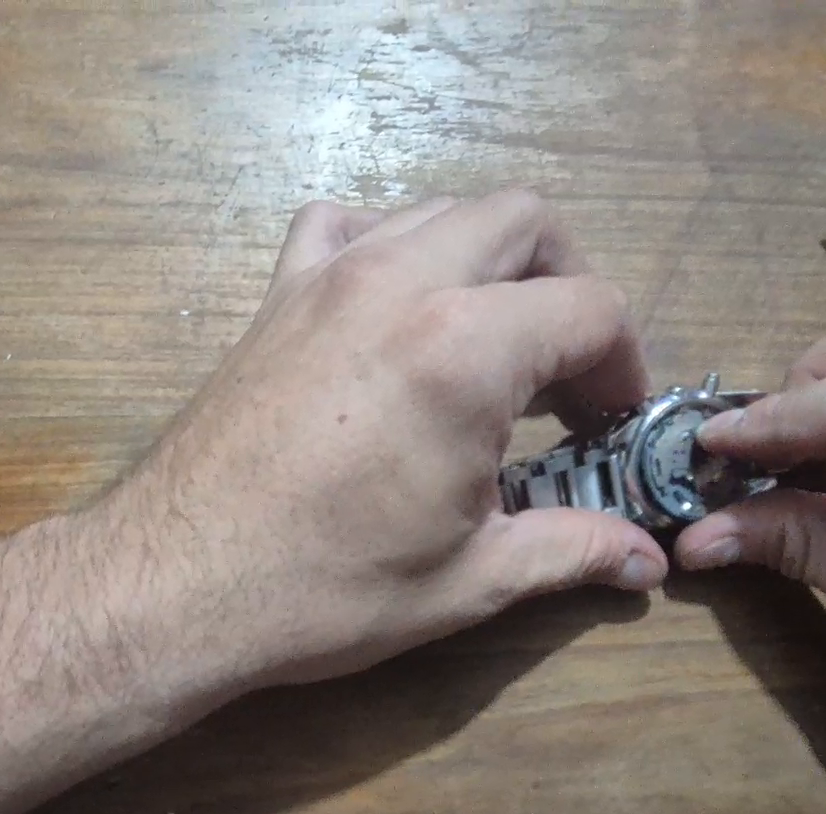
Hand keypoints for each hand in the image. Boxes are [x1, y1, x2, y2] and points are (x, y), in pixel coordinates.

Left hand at [95, 191, 666, 693]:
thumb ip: (570, 550)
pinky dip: (389, 245)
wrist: (176, 586)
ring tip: (490, 341)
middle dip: (568, 283)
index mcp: (467, 351)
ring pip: (440, 210)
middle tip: (565, 369)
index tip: (611, 421)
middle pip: (525, 222)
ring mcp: (329, 277)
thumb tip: (649, 559)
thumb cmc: (326, 591)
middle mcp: (403, 284)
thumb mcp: (467, 580)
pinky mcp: (277, 296)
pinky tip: (392, 309)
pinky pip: (343, 224)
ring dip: (488, 260)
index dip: (624, 364)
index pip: (592, 308)